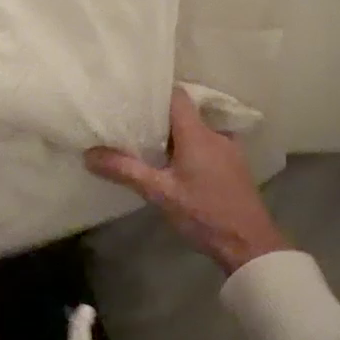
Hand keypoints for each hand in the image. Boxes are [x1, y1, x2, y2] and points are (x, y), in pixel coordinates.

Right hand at [85, 87, 289, 274]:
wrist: (251, 247)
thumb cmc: (204, 214)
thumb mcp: (159, 193)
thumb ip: (124, 170)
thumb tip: (88, 155)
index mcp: (197, 133)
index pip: (177, 95)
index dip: (155, 92)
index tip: (132, 94)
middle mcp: (216, 134)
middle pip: (185, 113)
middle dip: (159, 117)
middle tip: (132, 123)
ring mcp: (229, 151)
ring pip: (197, 131)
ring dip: (176, 136)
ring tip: (150, 145)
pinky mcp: (235, 167)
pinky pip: (208, 146)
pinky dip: (190, 149)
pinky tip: (175, 166)